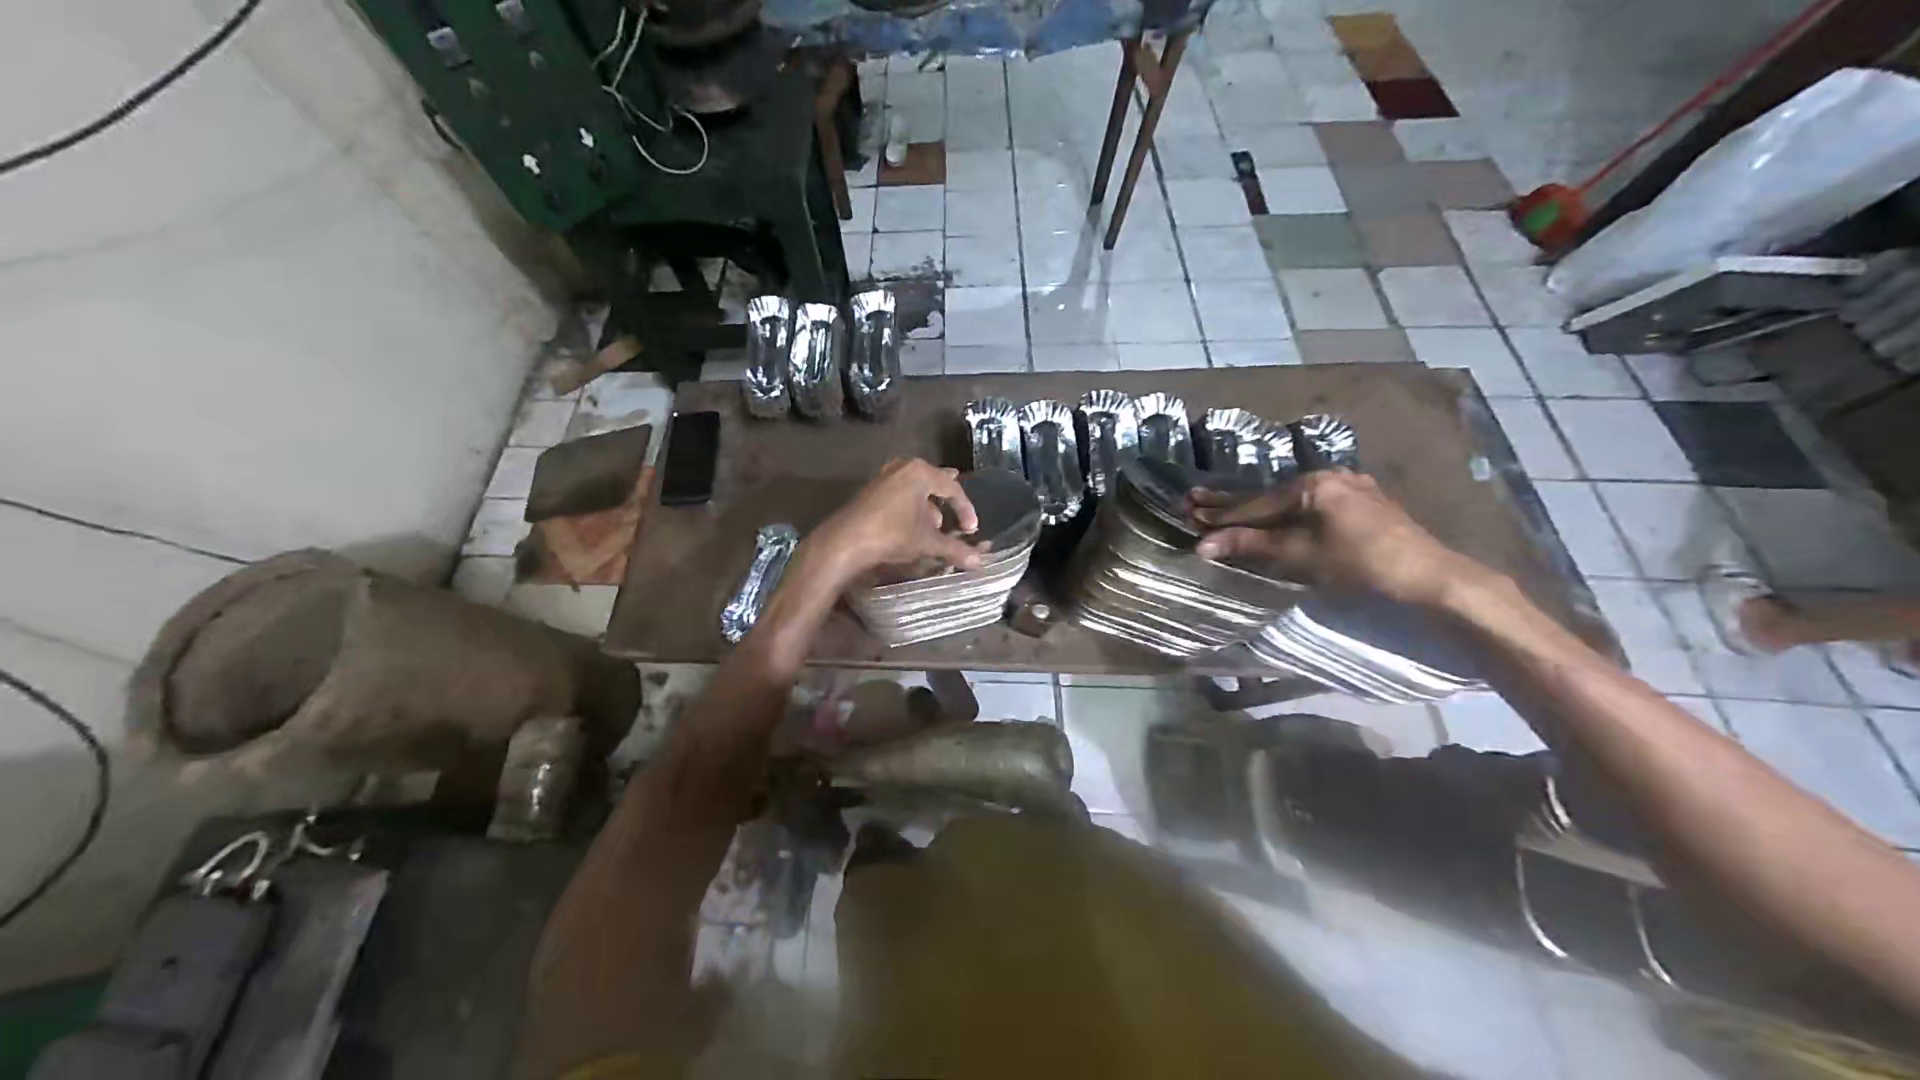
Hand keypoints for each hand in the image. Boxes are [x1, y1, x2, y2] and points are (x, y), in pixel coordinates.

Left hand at [805, 459, 984, 585]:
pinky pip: (900, 493)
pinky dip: (911, 505)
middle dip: (946, 496)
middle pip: (932, 480)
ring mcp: (884, 477)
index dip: (965, 509)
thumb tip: (979, 563)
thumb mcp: (927, 542)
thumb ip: (955, 549)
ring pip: (914, 487)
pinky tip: (912, 523)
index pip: (952, 487)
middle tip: (958, 505)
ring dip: (927, 504)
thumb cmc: (892, 534)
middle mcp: (903, 468)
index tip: (972, 529)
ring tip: (936, 521)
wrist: (845, 542)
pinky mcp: (871, 490)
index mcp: (920, 472)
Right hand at [1187, 469, 1489, 607]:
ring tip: (1225, 508)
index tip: (1188, 511)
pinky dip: (1286, 512)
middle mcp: (1329, 476)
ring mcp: (1349, 486)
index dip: (1221, 512)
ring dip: (1259, 508)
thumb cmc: (1361, 564)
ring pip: (1291, 499)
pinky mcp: (1363, 501)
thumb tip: (1203, 544)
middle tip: (1194, 498)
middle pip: (1271, 495)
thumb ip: (1251, 545)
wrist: (1429, 576)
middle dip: (1233, 503)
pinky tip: (1274, 513)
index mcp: (1312, 484)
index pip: (1256, 503)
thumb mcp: (1301, 555)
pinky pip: (1312, 503)